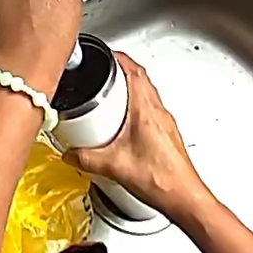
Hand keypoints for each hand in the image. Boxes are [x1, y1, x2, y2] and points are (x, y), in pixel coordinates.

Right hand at [67, 54, 215, 222]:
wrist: (184, 198)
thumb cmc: (161, 180)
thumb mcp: (113, 166)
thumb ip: (85, 158)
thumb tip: (69, 153)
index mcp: (146, 110)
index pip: (134, 71)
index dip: (119, 58)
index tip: (107, 54)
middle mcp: (158, 112)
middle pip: (141, 79)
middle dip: (122, 71)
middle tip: (106, 71)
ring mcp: (165, 123)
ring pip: (147, 94)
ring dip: (130, 88)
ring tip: (111, 95)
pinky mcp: (167, 134)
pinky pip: (150, 110)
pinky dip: (136, 106)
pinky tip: (125, 124)